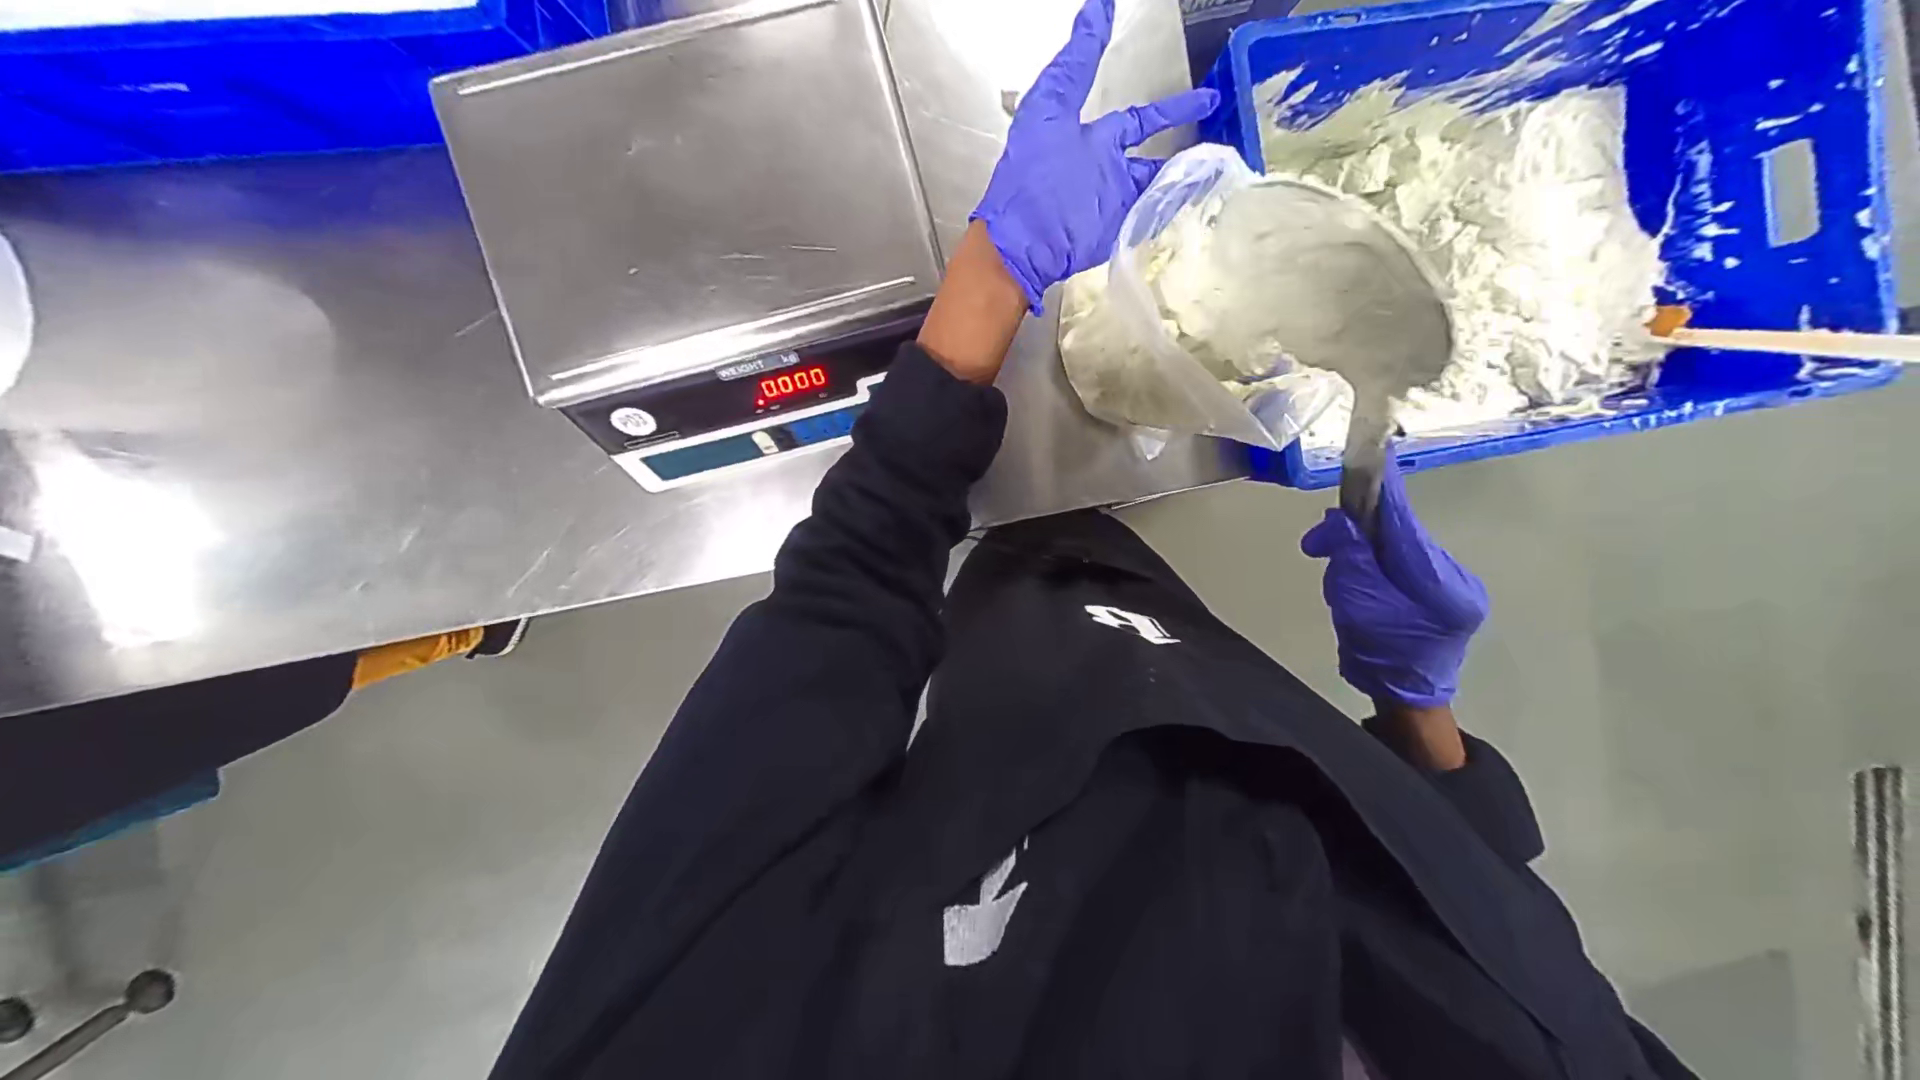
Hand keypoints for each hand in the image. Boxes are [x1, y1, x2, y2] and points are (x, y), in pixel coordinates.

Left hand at [971, 0, 1219, 313]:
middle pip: (1154, 155)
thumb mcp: (1051, 103)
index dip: (1170, 109)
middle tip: (1219, 137)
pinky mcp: (1119, 231)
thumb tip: (1098, 6)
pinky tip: (1203, 195)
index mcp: (1095, 140)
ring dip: (1185, 176)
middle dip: (1184, 145)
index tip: (1203, 98)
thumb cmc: (1030, 169)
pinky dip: (1176, 207)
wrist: (1024, 236)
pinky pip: (1154, 216)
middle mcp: (1109, 169)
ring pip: (1158, 186)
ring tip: (1220, 164)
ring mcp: (1116, 202)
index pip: (1139, 120)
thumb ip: (1077, 60)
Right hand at [1300, 459, 1487, 707]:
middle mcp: (1455, 575)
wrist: (1406, 695)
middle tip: (1316, 547)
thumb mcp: (1355, 601)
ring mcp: (1455, 583)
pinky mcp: (1448, 591)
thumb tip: (1342, 518)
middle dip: (1359, 533)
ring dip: (1366, 552)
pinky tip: (1363, 581)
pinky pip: (1407, 563)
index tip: (1374, 457)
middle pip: (1401, 534)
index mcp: (1436, 581)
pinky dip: (1379, 564)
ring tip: (1340, 576)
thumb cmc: (1378, 652)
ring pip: (1401, 548)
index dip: (1384, 490)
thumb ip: (1350, 555)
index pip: (1404, 522)